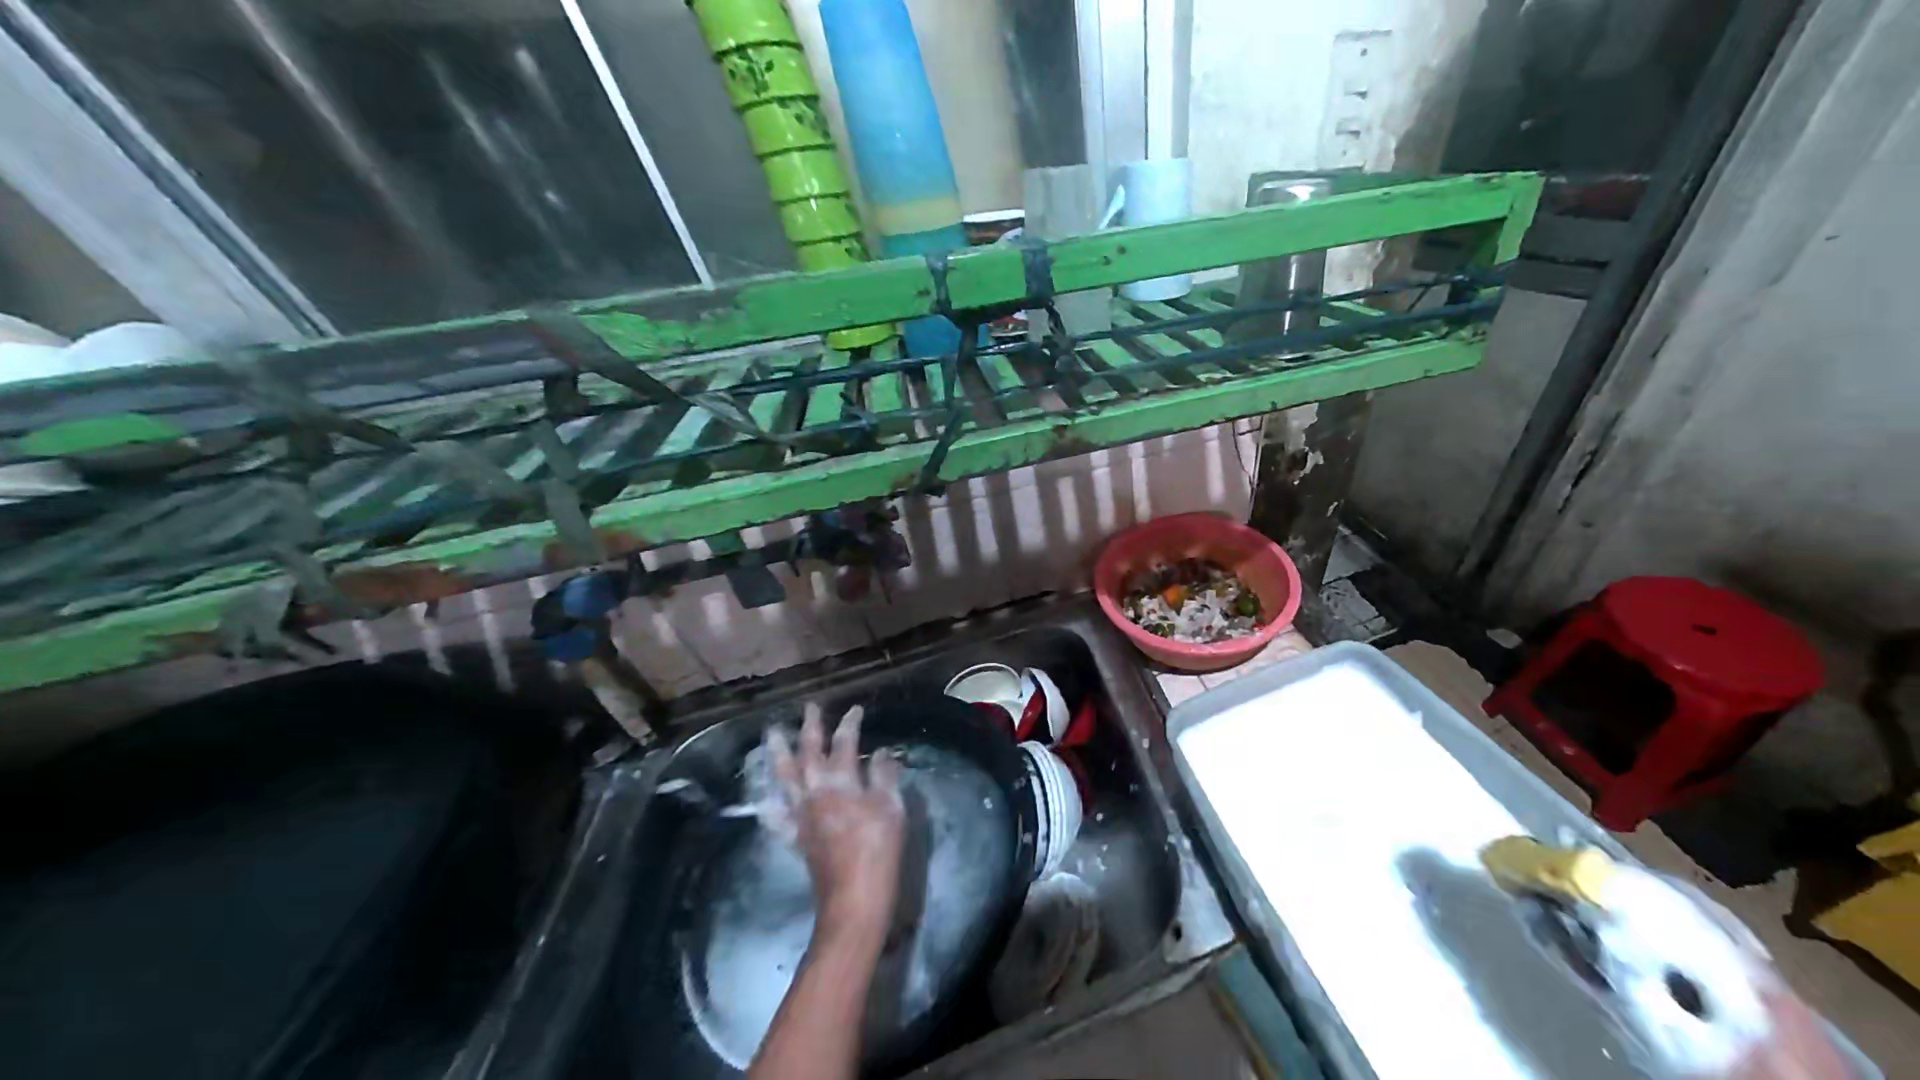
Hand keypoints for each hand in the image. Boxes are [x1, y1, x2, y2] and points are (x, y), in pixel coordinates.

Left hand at [766, 704, 905, 942]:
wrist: (854, 898)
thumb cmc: (878, 850)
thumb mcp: (891, 808)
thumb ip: (885, 776)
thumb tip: (882, 752)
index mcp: (840, 781)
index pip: (844, 742)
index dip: (850, 723)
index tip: (854, 709)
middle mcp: (815, 791)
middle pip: (808, 752)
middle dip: (810, 727)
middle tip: (808, 707)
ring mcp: (800, 814)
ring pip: (784, 776)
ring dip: (778, 752)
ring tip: (773, 733)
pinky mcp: (795, 836)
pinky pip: (775, 816)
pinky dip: (769, 802)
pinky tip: (765, 795)